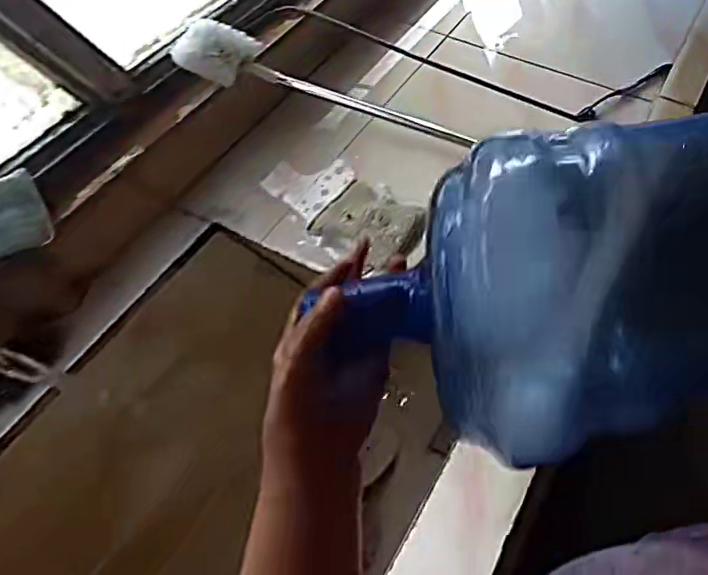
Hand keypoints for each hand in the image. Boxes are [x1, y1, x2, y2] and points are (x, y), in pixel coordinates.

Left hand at [261, 239, 403, 483]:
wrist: (319, 457)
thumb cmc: (295, 415)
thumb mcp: (295, 370)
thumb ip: (314, 331)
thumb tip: (338, 292)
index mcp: (302, 337)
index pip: (318, 296)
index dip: (336, 273)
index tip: (357, 252)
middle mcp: (330, 337)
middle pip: (349, 297)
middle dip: (365, 273)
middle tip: (384, 251)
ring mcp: (355, 347)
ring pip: (373, 308)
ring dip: (387, 287)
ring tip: (403, 265)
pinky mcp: (377, 359)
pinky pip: (391, 327)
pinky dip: (402, 309)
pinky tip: (413, 294)